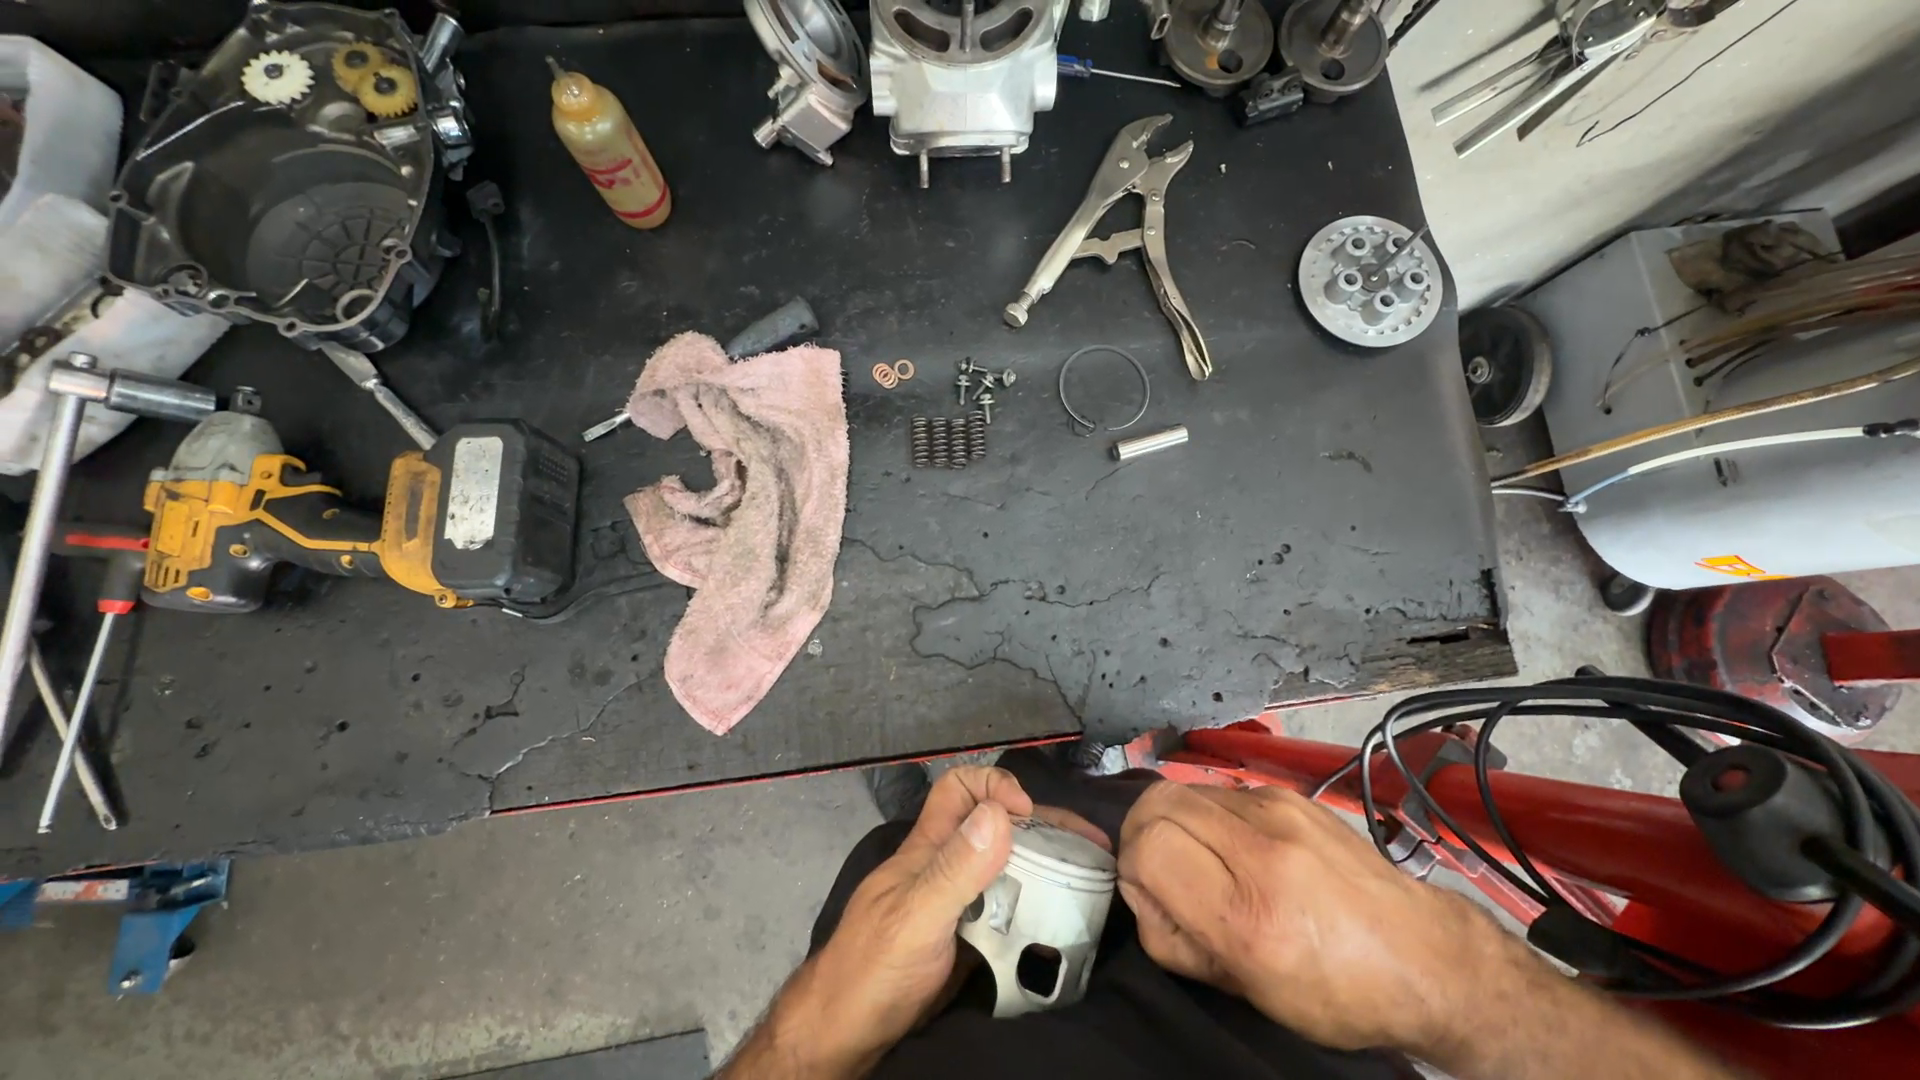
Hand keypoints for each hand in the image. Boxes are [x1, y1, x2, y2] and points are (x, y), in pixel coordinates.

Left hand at [722, 767, 1110, 1078]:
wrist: (848, 1034)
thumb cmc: (873, 967)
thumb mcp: (915, 915)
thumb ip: (954, 869)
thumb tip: (999, 813)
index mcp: (927, 848)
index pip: (959, 788)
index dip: (993, 784)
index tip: (1026, 813)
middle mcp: (946, 868)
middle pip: (996, 827)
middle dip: (1041, 826)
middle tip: (1092, 845)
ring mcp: (958, 905)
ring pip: (1007, 869)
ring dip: (1046, 867)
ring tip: (1093, 878)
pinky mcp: (969, 941)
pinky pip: (1010, 912)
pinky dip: (1038, 909)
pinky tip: (1067, 920)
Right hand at [1118, 781, 1500, 1056]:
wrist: (1427, 958)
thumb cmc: (1333, 992)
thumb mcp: (1242, 988)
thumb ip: (1171, 936)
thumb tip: (1139, 886)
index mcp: (1250, 913)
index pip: (1148, 846)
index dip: (1131, 868)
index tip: (1147, 891)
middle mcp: (1263, 847)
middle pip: (1156, 802)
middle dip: (1139, 833)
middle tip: (1157, 867)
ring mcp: (1280, 810)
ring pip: (1184, 789)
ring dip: (1175, 821)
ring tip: (1201, 860)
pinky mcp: (1292, 794)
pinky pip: (1221, 791)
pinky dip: (1209, 815)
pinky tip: (1235, 848)